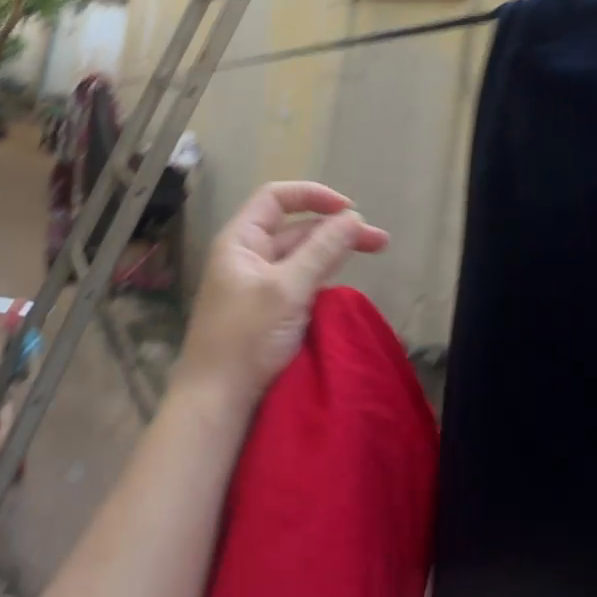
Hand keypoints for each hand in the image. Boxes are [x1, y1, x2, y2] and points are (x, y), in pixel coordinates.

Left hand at [176, 182, 388, 408]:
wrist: (217, 401)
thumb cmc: (246, 338)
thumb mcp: (287, 290)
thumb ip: (321, 251)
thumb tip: (352, 219)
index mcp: (240, 240)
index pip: (275, 198)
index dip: (312, 196)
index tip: (349, 210)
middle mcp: (248, 256)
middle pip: (294, 228)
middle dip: (335, 229)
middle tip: (379, 241)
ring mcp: (258, 285)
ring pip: (300, 256)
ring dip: (333, 252)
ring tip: (373, 253)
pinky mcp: (268, 312)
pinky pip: (299, 283)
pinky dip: (322, 278)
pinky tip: (344, 284)